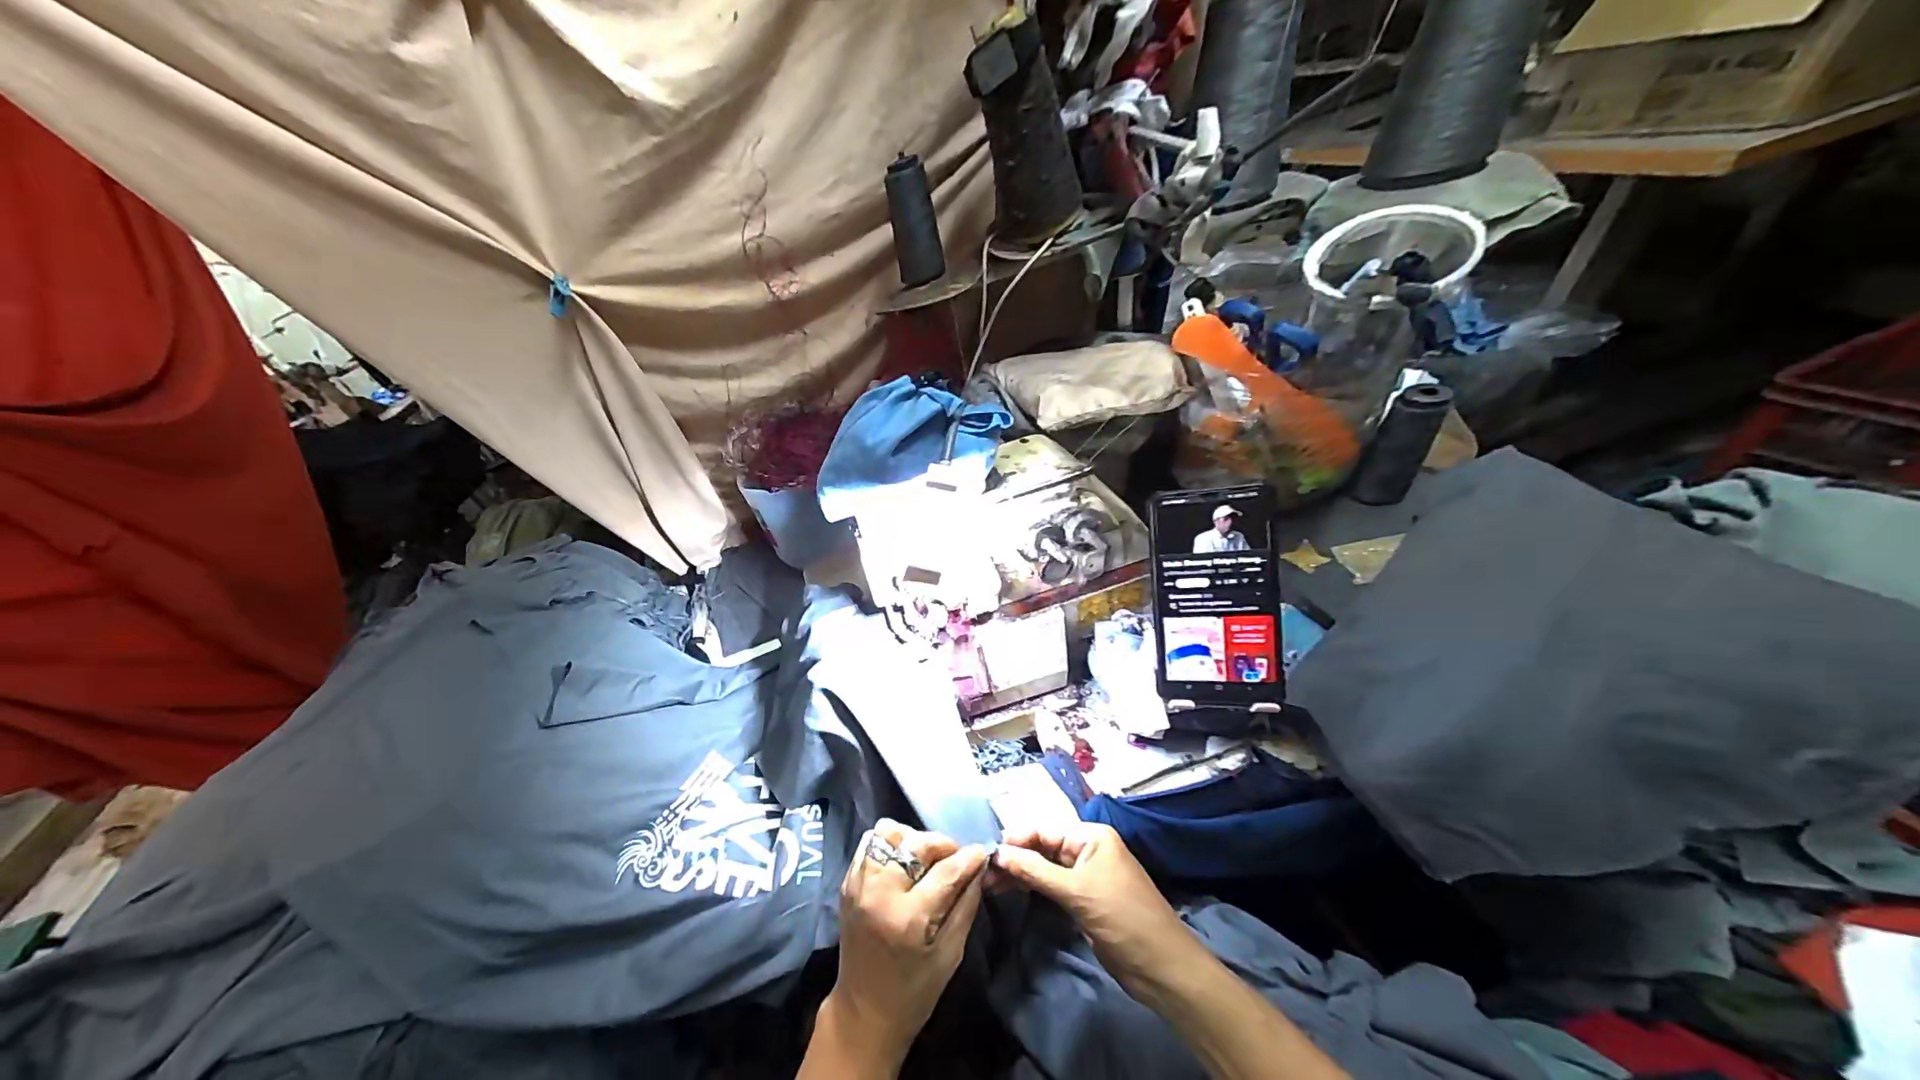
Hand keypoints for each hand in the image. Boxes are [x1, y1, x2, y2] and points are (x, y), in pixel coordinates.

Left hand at [812, 819, 989, 1075]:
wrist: (863, 1011)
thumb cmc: (914, 990)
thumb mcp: (951, 953)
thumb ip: (966, 904)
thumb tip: (979, 867)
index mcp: (908, 918)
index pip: (946, 870)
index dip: (969, 858)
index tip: (982, 853)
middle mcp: (879, 893)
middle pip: (916, 842)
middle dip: (942, 845)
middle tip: (953, 860)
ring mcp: (859, 885)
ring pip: (888, 833)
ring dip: (913, 840)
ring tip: (925, 860)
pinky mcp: (848, 883)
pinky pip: (870, 844)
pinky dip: (890, 845)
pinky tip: (903, 864)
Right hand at [997, 825, 1354, 1079]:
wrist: (1162, 967)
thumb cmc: (1123, 918)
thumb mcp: (1077, 892)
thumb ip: (1035, 871)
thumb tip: (998, 852)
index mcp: (1092, 837)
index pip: (1045, 831)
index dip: (1016, 840)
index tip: (985, 853)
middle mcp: (1089, 851)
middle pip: (1043, 848)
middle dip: (1015, 859)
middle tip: (982, 873)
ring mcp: (1087, 876)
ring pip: (1045, 869)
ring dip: (1019, 875)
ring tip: (988, 884)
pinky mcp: (1085, 900)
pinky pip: (1053, 887)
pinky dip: (1033, 888)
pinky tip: (1011, 892)